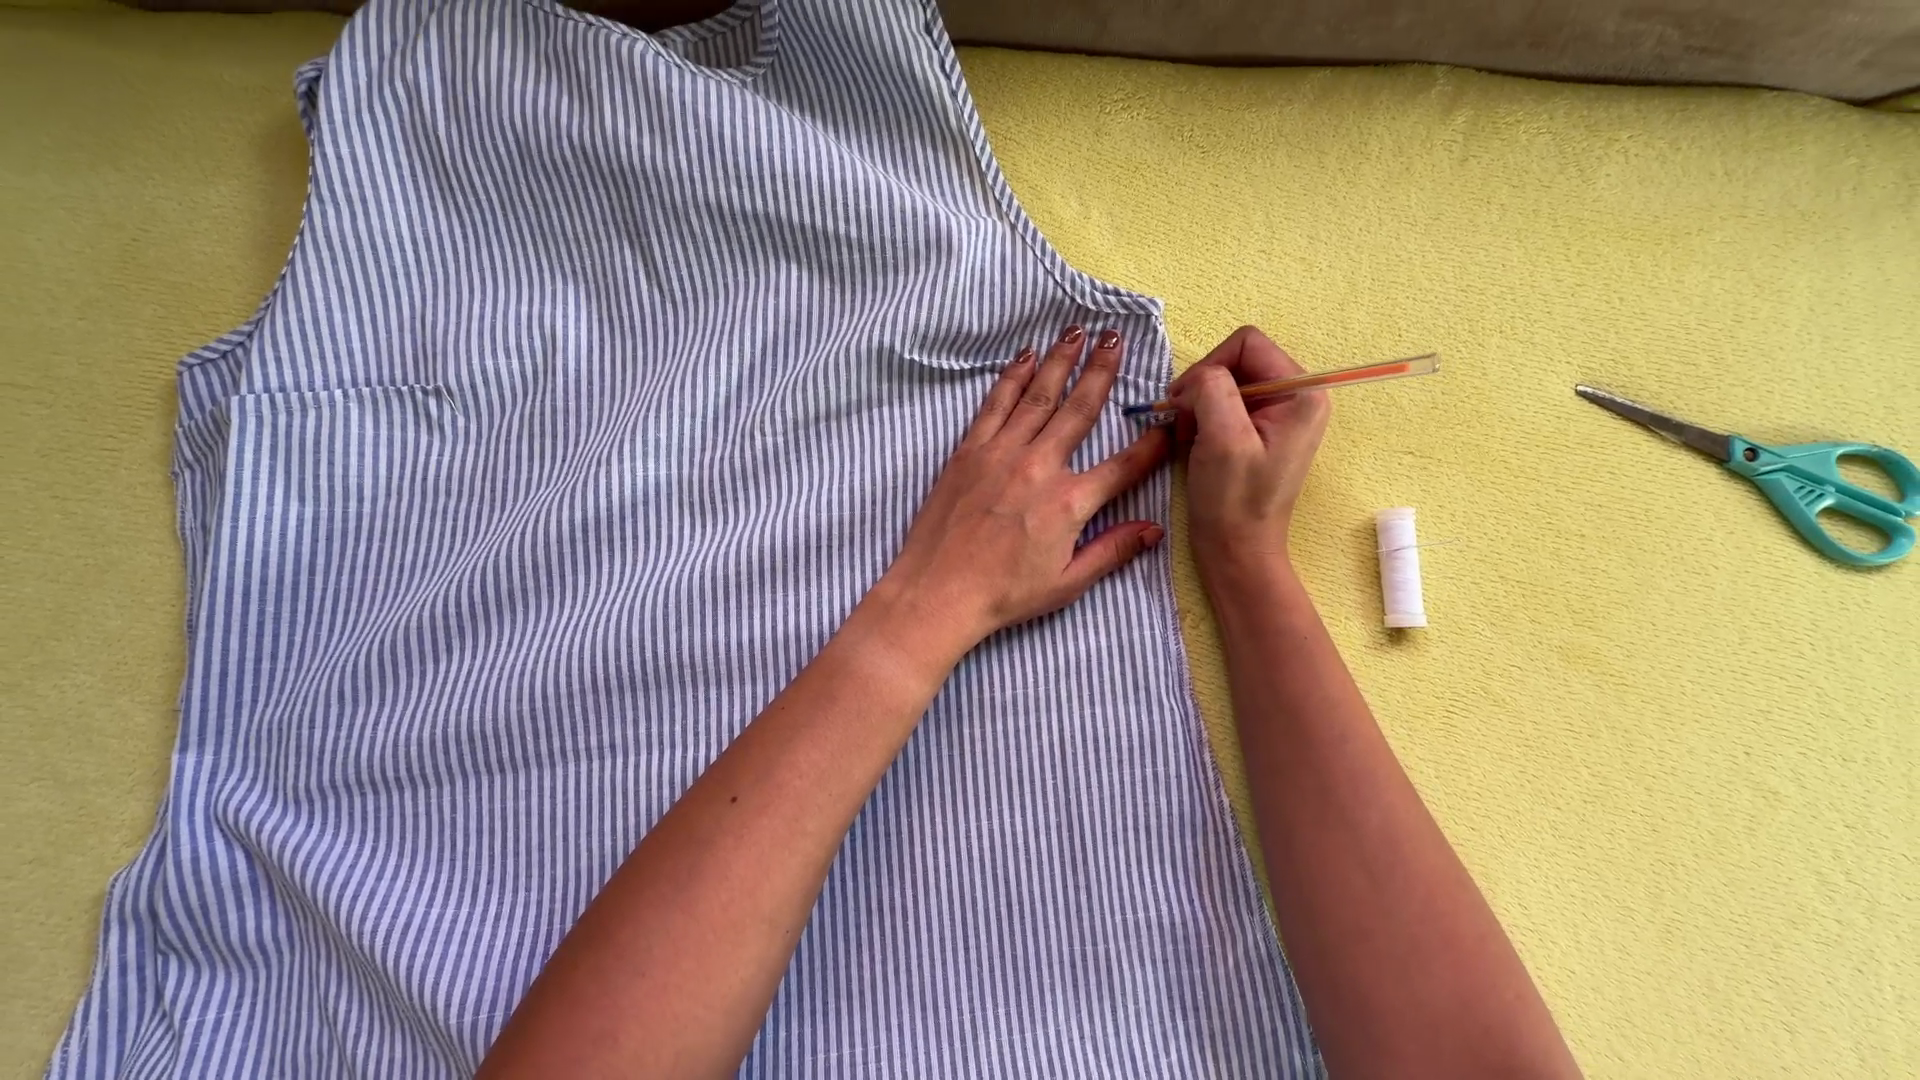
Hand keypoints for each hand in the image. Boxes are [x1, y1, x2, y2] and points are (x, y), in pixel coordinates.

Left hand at [877, 325, 1171, 649]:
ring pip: (1038, 396)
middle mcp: (1039, 467)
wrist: (938, 592)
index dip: (1153, 442)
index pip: (1124, 465)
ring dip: (1059, 361)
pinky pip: (995, 405)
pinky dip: (1012, 378)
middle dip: (1102, 371)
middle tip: (1117, 337)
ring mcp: (1001, 454)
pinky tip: (1025, 356)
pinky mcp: (969, 451)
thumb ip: (1113, 551)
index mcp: (1070, 502)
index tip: (1171, 418)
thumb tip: (1155, 529)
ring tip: (1077, 330)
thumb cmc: (1004, 594)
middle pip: (1079, 410)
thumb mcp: (1067, 583)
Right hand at [1169, 326, 1329, 581]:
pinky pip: (1221, 404)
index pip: (1246, 343)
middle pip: (1234, 360)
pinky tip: (1192, 443)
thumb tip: (1195, 379)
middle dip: (1202, 387)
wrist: (1235, 550)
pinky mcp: (1256, 431)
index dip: (1210, 366)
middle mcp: (1295, 396)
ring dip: (1197, 405)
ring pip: (1223, 382)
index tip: (1187, 402)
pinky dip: (1200, 418)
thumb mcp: (1223, 438)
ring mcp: (1276, 415)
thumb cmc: (1234, 500)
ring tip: (1188, 438)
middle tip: (1183, 423)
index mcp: (1302, 393)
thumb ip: (1212, 390)